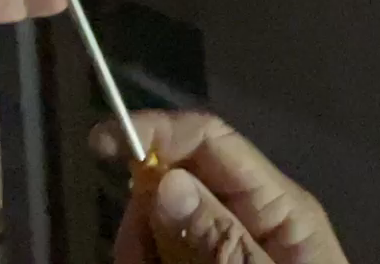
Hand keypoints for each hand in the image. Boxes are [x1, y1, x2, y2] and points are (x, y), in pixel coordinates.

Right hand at [96, 112, 349, 263]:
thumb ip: (223, 242)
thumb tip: (166, 180)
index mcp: (277, 206)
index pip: (210, 137)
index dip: (156, 129)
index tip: (101, 143)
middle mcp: (251, 215)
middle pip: (177, 177)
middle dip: (142, 210)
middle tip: (128, 258)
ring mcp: (230, 246)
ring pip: (163, 219)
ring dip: (141, 246)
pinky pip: (167, 252)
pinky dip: (150, 260)